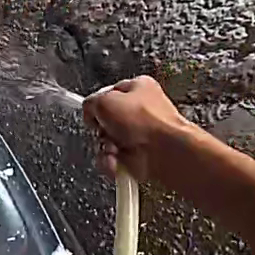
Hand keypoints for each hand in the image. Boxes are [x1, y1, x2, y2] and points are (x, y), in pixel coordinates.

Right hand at [82, 76, 197, 182]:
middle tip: (107, 133)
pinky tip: (117, 163)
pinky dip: (112, 164)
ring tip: (114, 150)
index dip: (97, 106)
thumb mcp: (105, 101)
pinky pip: (115, 161)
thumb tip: (88, 112)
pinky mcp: (139, 157)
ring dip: (105, 149)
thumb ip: (90, 103)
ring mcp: (141, 136)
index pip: (107, 95)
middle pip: (105, 123)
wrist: (166, 152)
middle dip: (101, 132)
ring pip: (107, 144)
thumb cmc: (146, 122)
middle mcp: (141, 112)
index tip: (92, 114)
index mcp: (138, 89)